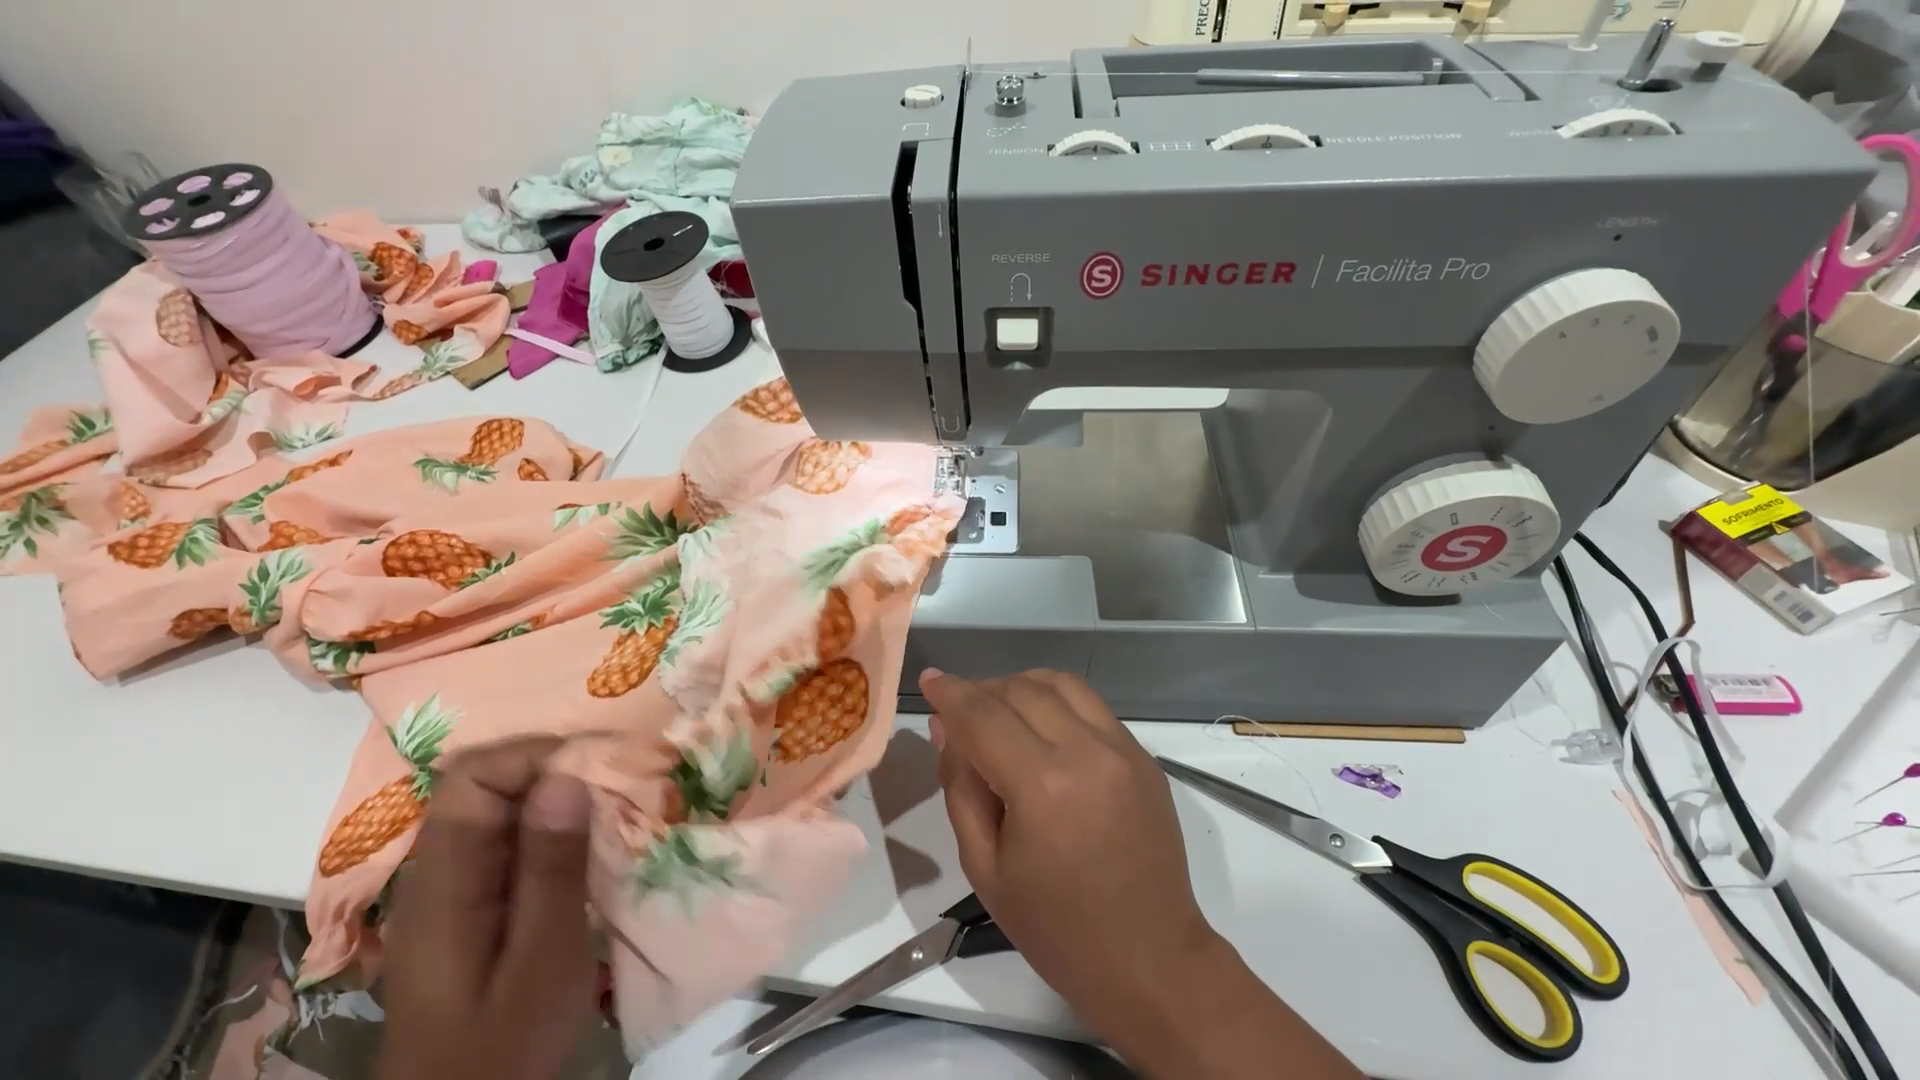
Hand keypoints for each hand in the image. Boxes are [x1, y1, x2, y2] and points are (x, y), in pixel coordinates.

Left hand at [376, 738, 594, 1079]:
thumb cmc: (504, 1047)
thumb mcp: (543, 960)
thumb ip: (551, 868)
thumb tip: (564, 776)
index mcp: (444, 881)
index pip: (471, 776)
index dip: (533, 754)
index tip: (599, 766)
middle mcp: (435, 874)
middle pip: (481, 788)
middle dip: (552, 770)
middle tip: (619, 783)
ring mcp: (447, 894)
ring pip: (495, 815)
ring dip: (554, 801)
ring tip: (614, 809)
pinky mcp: (467, 913)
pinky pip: (504, 848)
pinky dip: (548, 835)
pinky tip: (587, 853)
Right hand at [918, 669, 1214, 1028]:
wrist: (1149, 959)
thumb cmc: (1056, 928)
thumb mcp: (985, 867)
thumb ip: (961, 787)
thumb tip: (947, 727)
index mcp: (1043, 785)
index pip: (983, 715)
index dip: (949, 693)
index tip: (927, 680)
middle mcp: (1088, 751)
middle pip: (1021, 690)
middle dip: (980, 690)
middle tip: (956, 709)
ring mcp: (1124, 750)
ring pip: (1061, 684)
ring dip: (1020, 686)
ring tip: (996, 711)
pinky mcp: (1144, 758)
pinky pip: (1092, 707)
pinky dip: (1057, 702)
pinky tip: (1040, 728)